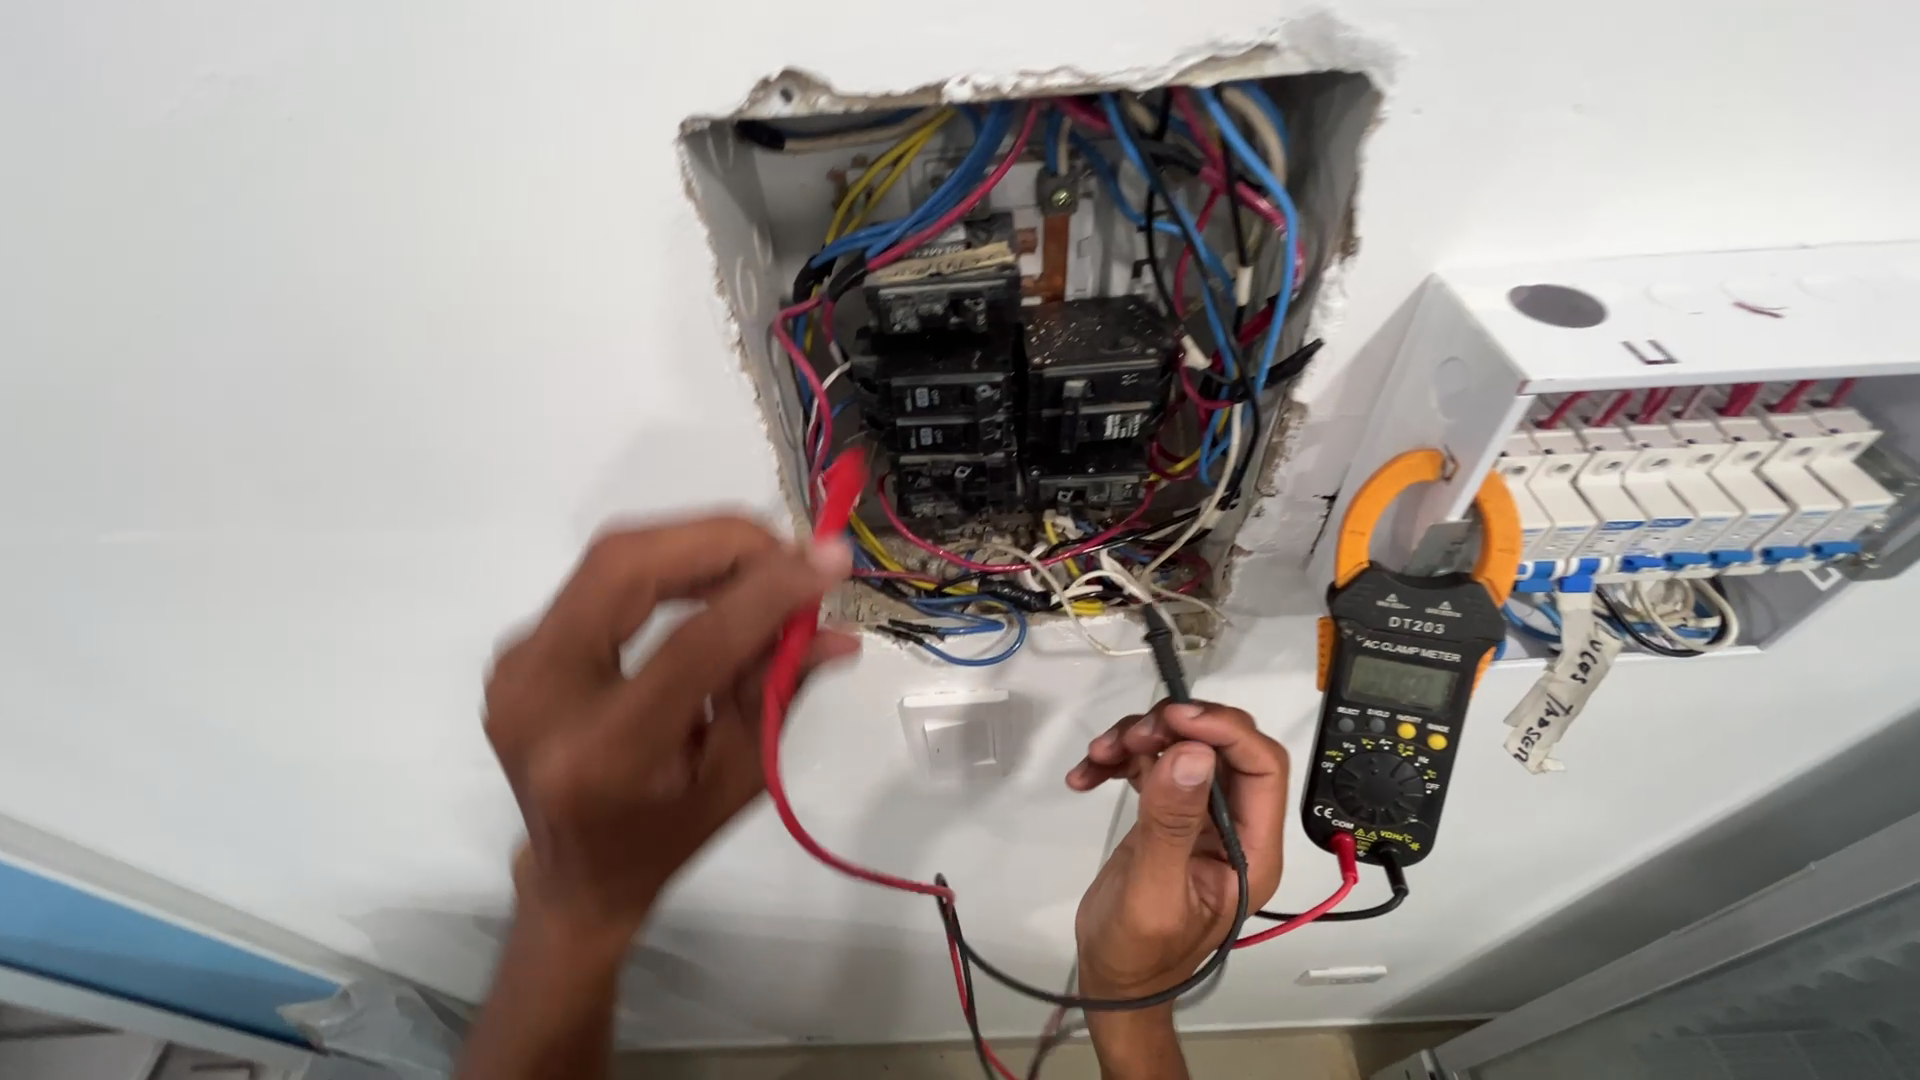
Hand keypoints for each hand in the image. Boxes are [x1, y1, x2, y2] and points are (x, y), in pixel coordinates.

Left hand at [483, 517, 855, 940]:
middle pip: (628, 567)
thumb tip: (840, 629)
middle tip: (789, 552)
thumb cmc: (669, 835)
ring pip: (615, 558)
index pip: (693, 645)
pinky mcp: (524, 644)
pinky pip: (607, 576)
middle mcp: (540, 696)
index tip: (830, 560)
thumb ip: (783, 688)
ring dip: (700, 546)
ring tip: (764, 563)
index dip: (767, 593)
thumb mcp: (744, 773)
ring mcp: (519, 663)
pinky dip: (673, 563)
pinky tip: (717, 579)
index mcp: (602, 754)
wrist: (575, 872)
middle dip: (722, 542)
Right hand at [1065, 701, 1288, 997]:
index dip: (1224, 730)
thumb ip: (1172, 824)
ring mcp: (1199, 815)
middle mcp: (1233, 825)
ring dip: (1138, 739)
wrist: (1113, 977)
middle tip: (1129, 737)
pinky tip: (1085, 776)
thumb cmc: (1139, 952)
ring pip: (1182, 745)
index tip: (1172, 718)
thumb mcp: (1153, 892)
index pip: (1262, 767)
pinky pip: (1150, 763)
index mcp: (1251, 849)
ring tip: (1098, 755)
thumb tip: (1192, 753)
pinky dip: (1116, 759)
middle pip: (1220, 745)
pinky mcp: (1166, 810)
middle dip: (1173, 728)